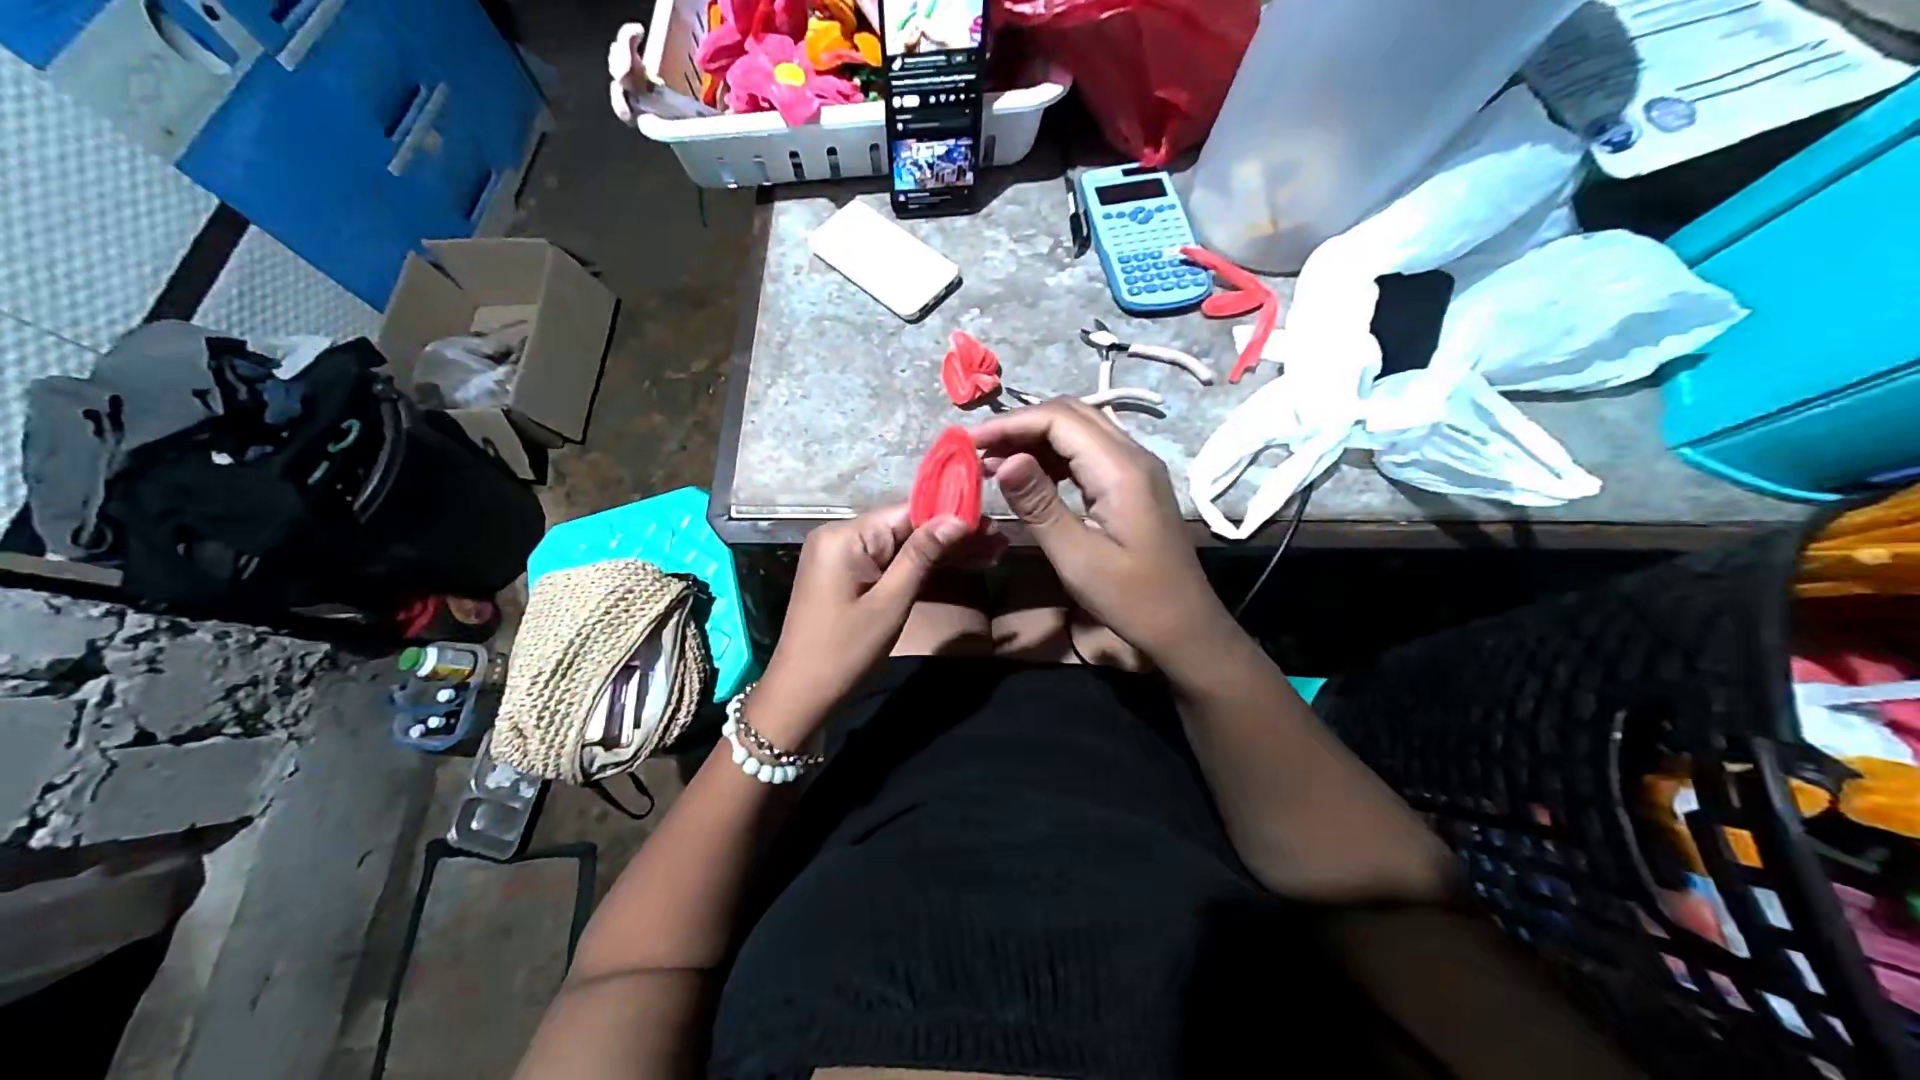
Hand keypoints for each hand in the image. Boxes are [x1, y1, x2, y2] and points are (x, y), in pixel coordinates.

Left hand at [753, 505, 976, 742]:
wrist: (802, 694)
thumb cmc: (845, 651)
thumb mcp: (890, 603)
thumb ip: (922, 556)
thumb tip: (959, 518)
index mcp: (845, 536)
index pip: (907, 511)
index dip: (951, 514)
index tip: (990, 522)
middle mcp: (841, 535)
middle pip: (906, 526)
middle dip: (952, 535)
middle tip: (998, 541)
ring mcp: (843, 555)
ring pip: (901, 544)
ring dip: (942, 551)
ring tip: (990, 551)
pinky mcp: (848, 574)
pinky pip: (889, 561)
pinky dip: (919, 566)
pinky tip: (957, 564)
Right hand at [970, 400, 1240, 673]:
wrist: (1185, 625)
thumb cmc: (1131, 598)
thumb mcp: (1077, 557)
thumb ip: (1039, 505)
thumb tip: (1003, 461)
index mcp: (1121, 470)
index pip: (1059, 420)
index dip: (1011, 424)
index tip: (970, 443)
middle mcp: (1133, 456)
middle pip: (1072, 414)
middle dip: (1021, 426)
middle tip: (980, 451)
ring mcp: (1138, 468)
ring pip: (1081, 430)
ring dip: (1037, 439)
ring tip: (996, 464)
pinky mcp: (1134, 484)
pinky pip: (1090, 453)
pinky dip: (1055, 456)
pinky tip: (1029, 477)